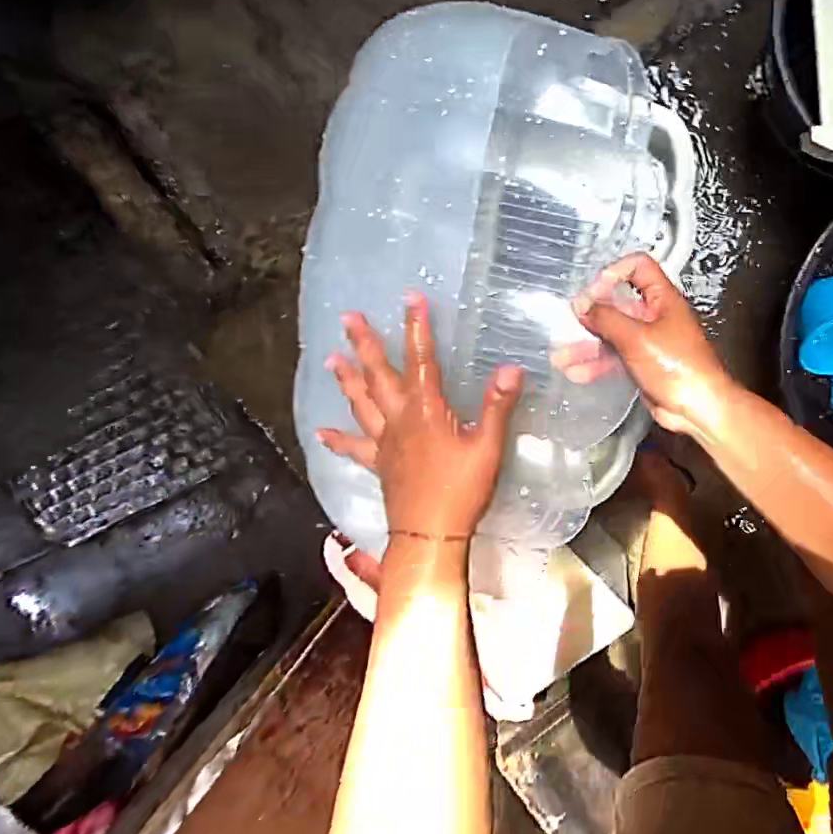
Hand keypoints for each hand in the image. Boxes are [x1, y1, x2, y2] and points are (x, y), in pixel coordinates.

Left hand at [317, 292, 524, 539]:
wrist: (429, 535)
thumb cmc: (461, 490)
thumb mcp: (487, 447)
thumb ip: (497, 407)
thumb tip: (510, 368)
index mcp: (425, 410)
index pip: (421, 360)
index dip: (416, 328)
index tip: (411, 299)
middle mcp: (399, 420)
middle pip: (378, 375)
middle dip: (365, 344)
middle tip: (348, 318)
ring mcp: (384, 442)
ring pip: (361, 403)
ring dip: (347, 379)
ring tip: (331, 357)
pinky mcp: (379, 463)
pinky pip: (355, 447)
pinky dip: (339, 439)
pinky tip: (321, 432)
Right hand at [552, 252, 736, 437]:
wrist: (699, 408)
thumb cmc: (681, 368)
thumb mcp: (637, 338)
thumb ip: (606, 319)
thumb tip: (581, 305)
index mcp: (663, 299)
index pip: (638, 267)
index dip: (614, 272)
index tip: (593, 290)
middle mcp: (656, 315)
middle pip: (618, 302)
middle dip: (591, 312)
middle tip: (569, 321)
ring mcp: (649, 340)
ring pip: (612, 333)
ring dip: (587, 343)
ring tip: (561, 354)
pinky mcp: (643, 363)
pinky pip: (615, 357)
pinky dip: (596, 363)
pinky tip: (575, 372)